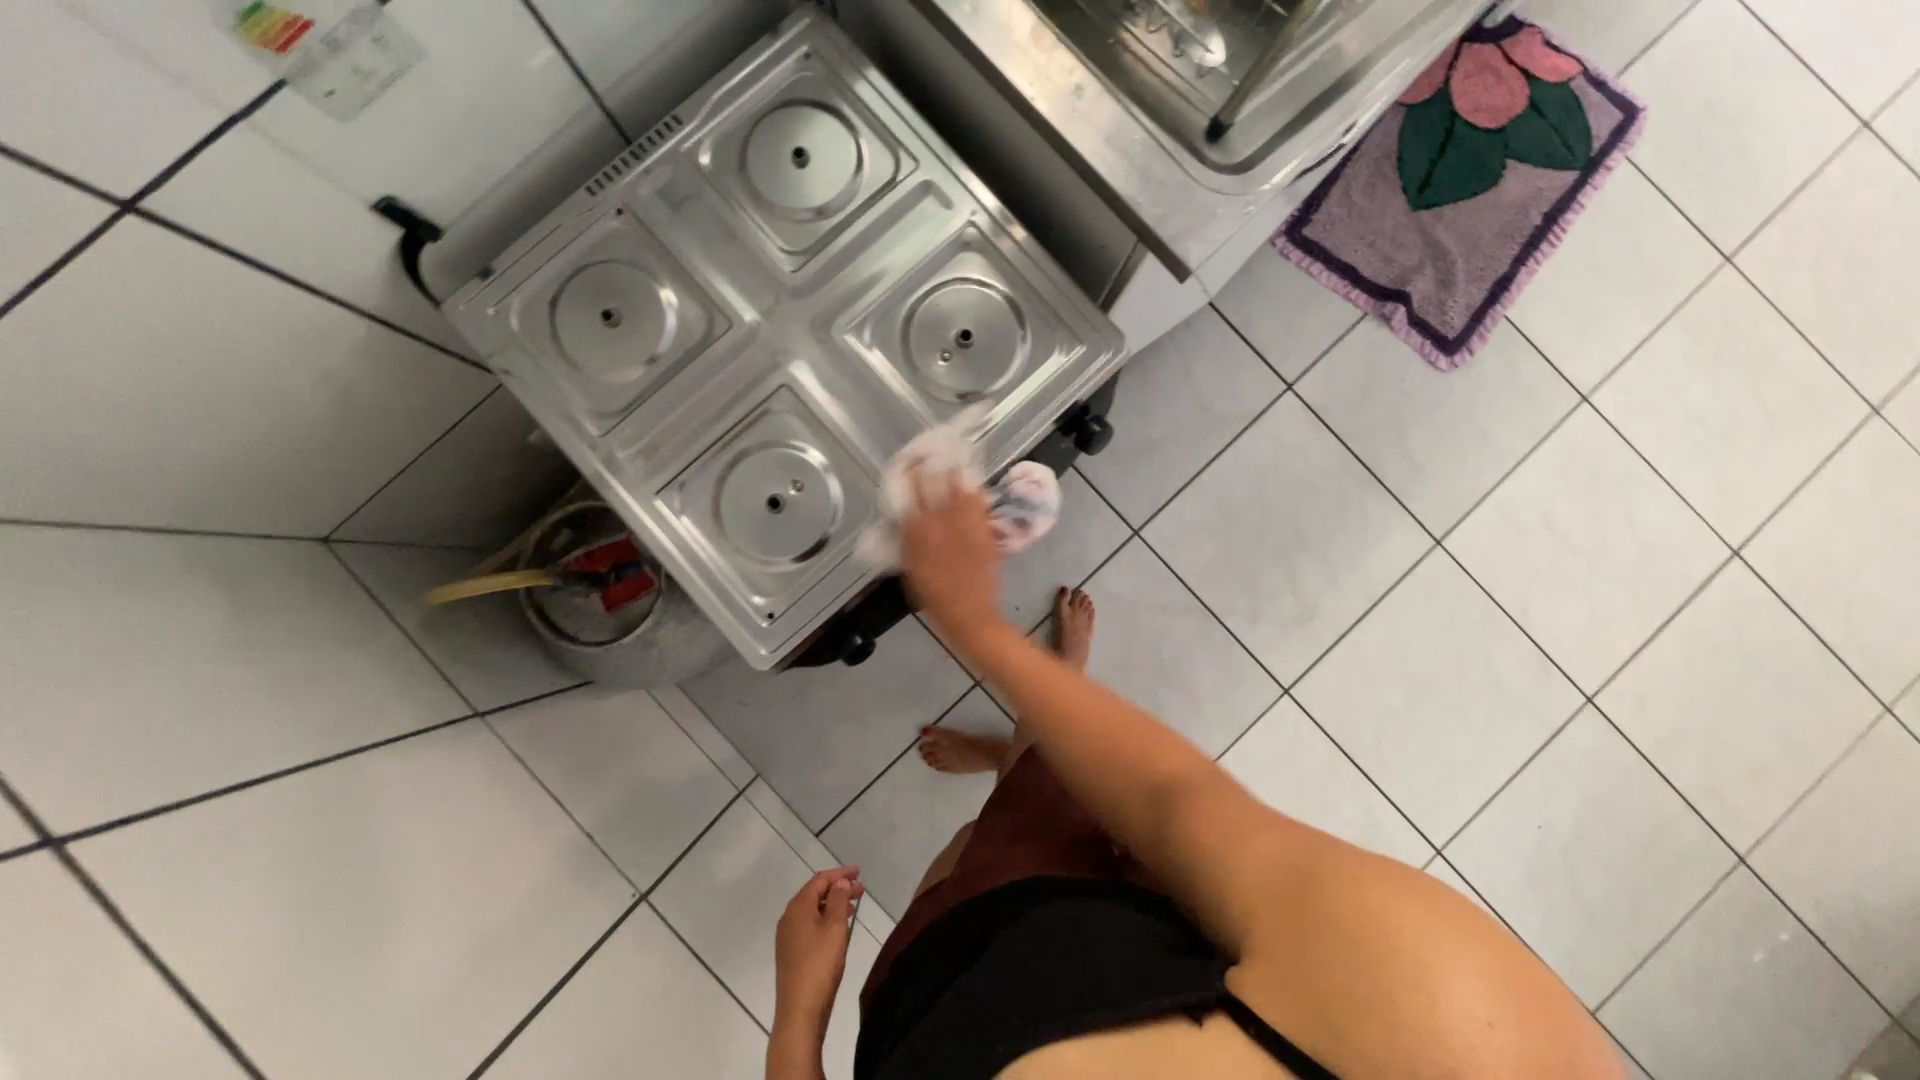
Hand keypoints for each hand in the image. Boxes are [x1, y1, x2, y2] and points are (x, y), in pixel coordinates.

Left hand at [773, 866, 864, 1037]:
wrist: (799, 1009)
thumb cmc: (820, 965)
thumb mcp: (835, 929)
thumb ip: (838, 900)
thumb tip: (839, 881)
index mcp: (797, 907)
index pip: (819, 880)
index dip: (839, 873)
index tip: (859, 872)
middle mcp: (788, 917)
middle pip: (814, 894)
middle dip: (837, 888)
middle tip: (861, 890)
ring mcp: (787, 936)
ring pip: (812, 910)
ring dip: (832, 904)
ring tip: (853, 907)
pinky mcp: (790, 952)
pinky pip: (809, 925)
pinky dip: (825, 919)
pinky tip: (837, 929)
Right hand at [900, 466, 1005, 648]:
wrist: (970, 615)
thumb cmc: (934, 597)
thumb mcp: (912, 568)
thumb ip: (910, 540)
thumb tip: (908, 518)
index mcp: (920, 532)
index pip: (913, 493)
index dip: (913, 473)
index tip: (911, 460)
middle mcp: (943, 524)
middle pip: (938, 485)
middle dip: (935, 467)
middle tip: (934, 454)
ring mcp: (968, 527)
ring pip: (962, 491)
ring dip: (957, 476)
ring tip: (955, 464)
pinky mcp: (986, 533)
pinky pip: (980, 507)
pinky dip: (975, 496)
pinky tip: (973, 489)